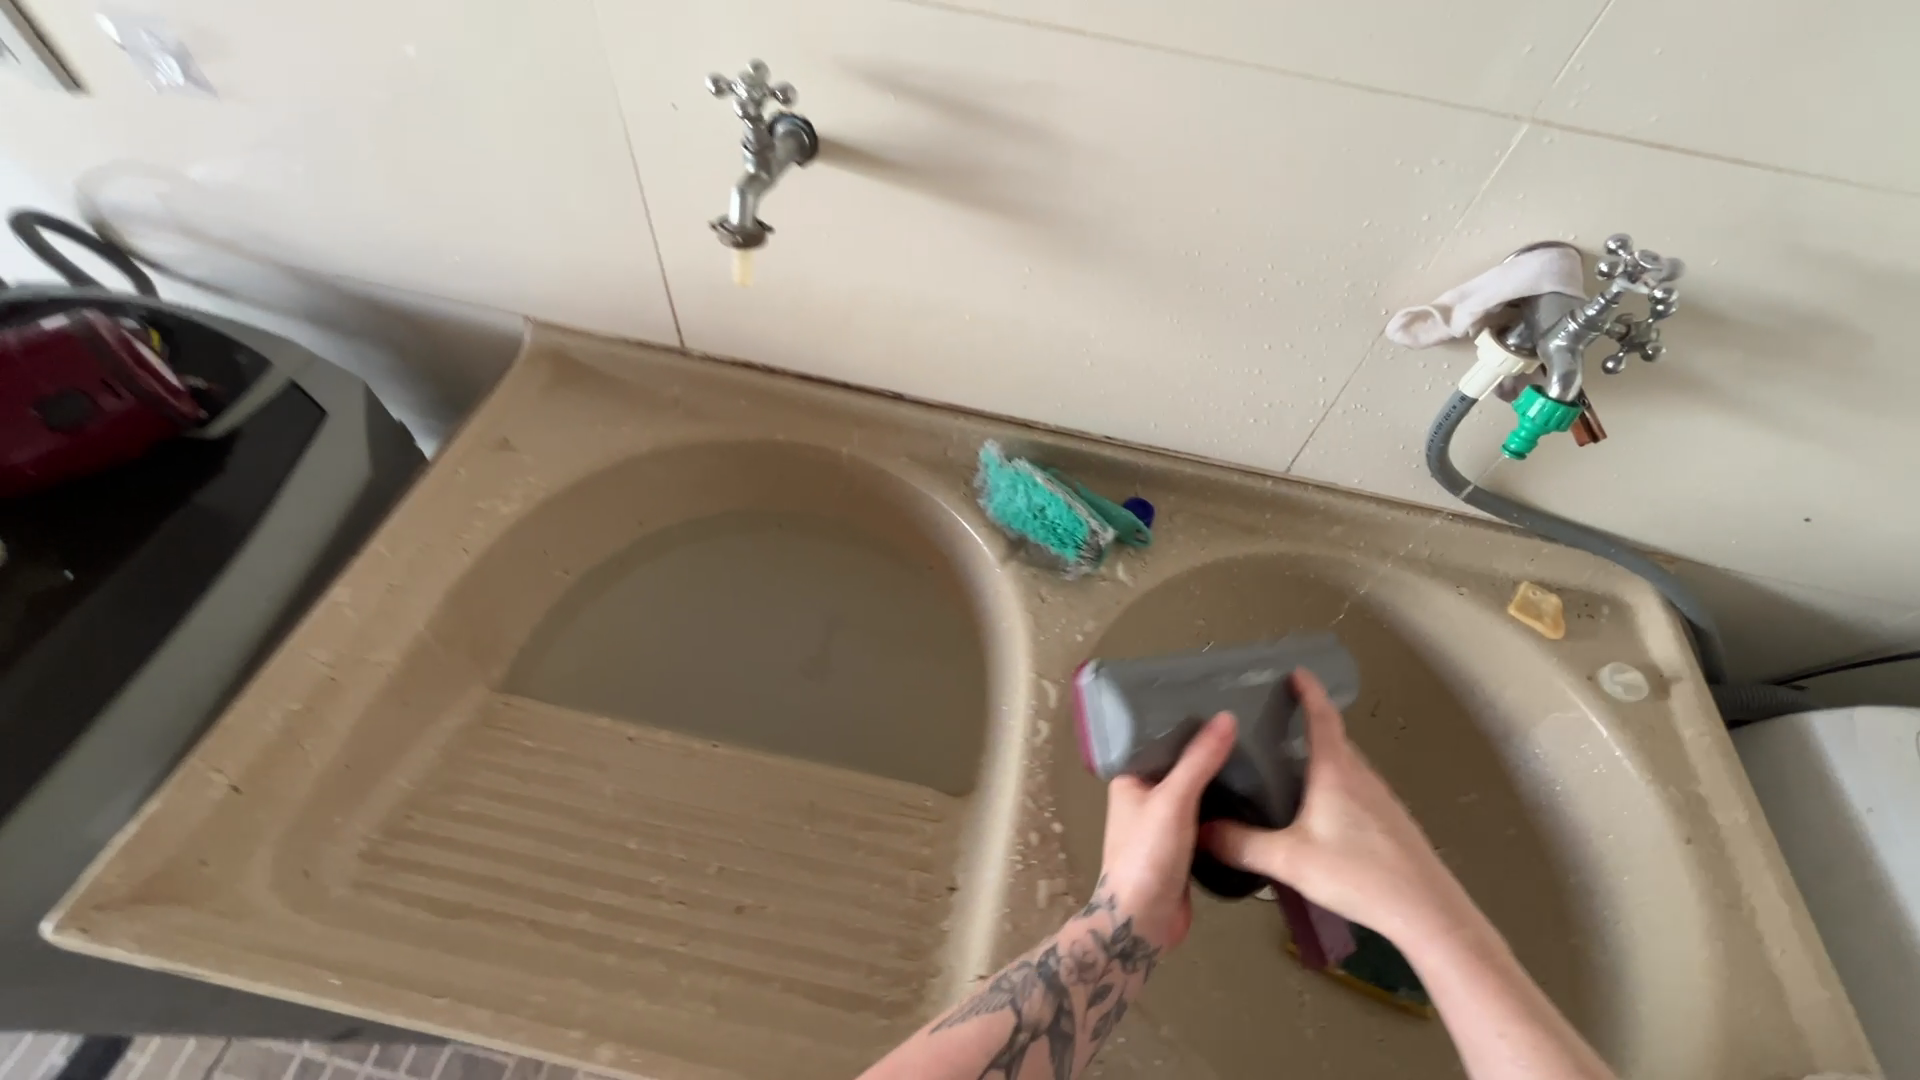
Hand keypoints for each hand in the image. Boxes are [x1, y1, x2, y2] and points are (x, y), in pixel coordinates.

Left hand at [1097, 711, 1235, 949]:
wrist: (1143, 922)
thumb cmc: (1148, 854)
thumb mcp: (1173, 800)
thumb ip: (1199, 761)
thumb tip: (1227, 717)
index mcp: (1130, 778)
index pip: (1162, 740)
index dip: (1190, 724)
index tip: (1224, 703)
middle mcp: (1144, 796)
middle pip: (1181, 766)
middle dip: (1210, 752)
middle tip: (1251, 727)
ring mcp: (1164, 823)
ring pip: (1196, 793)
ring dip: (1220, 782)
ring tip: (1258, 754)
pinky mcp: (1183, 846)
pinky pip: (1206, 818)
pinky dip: (1224, 809)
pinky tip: (1253, 796)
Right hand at [1200, 669, 1476, 945]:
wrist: (1430, 914)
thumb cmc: (1358, 874)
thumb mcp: (1289, 859)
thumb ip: (1241, 844)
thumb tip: (1198, 829)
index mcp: (1335, 771)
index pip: (1322, 717)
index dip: (1308, 691)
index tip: (1296, 671)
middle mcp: (1361, 777)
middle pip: (1335, 739)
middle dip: (1309, 723)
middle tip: (1276, 720)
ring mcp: (1382, 800)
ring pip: (1347, 766)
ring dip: (1323, 755)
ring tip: (1291, 763)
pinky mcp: (1392, 824)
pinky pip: (1357, 788)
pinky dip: (1335, 782)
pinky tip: (1321, 810)